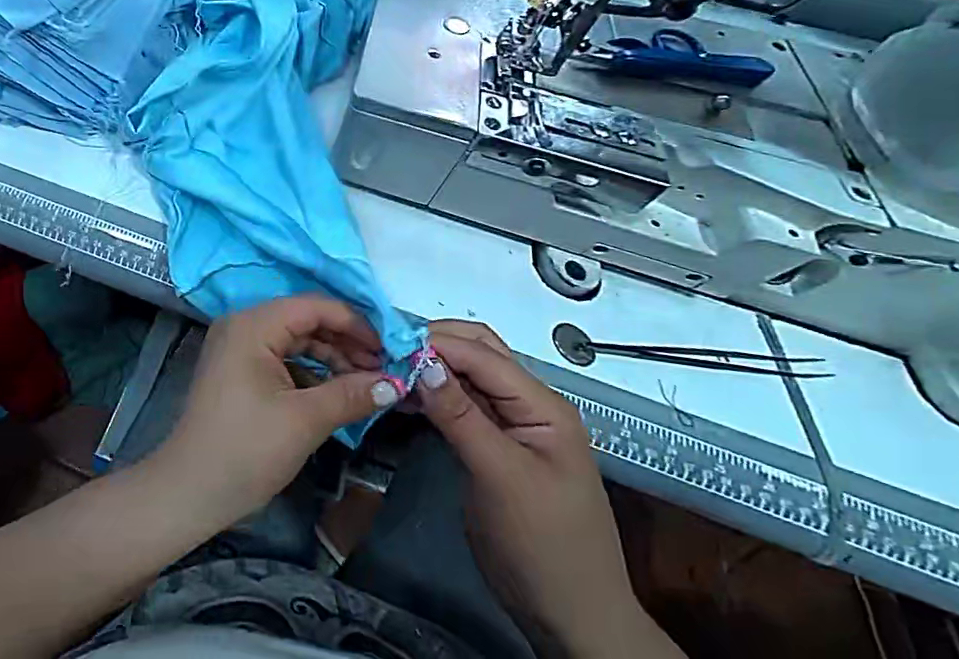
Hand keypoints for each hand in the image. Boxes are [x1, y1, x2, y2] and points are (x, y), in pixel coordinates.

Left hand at [149, 295, 397, 527]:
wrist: (188, 494)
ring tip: (365, 383)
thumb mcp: (305, 421)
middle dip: (346, 343)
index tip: (388, 350)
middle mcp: (244, 326)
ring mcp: (238, 348)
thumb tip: (397, 383)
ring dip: (332, 359)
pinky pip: (284, 358)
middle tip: (381, 369)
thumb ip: (352, 394)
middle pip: (306, 320)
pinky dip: (311, 372)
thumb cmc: (246, 450)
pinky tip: (337, 392)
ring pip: (297, 340)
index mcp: (253, 325)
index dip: (355, 324)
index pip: (315, 306)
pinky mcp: (239, 371)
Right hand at [418, 322, 676, 658]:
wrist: (572, 617)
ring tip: (387, 368)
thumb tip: (422, 362)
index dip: (438, 343)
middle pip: (479, 355)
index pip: (484, 355)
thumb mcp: (501, 477)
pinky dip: (434, 398)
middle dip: (435, 345)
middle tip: (386, 349)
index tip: (389, 340)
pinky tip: (405, 398)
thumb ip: (462, 416)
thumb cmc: (544, 544)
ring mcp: (509, 426)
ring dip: (431, 369)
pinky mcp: (492, 447)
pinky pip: (461, 408)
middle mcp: (527, 405)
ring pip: (467, 379)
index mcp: (542, 404)